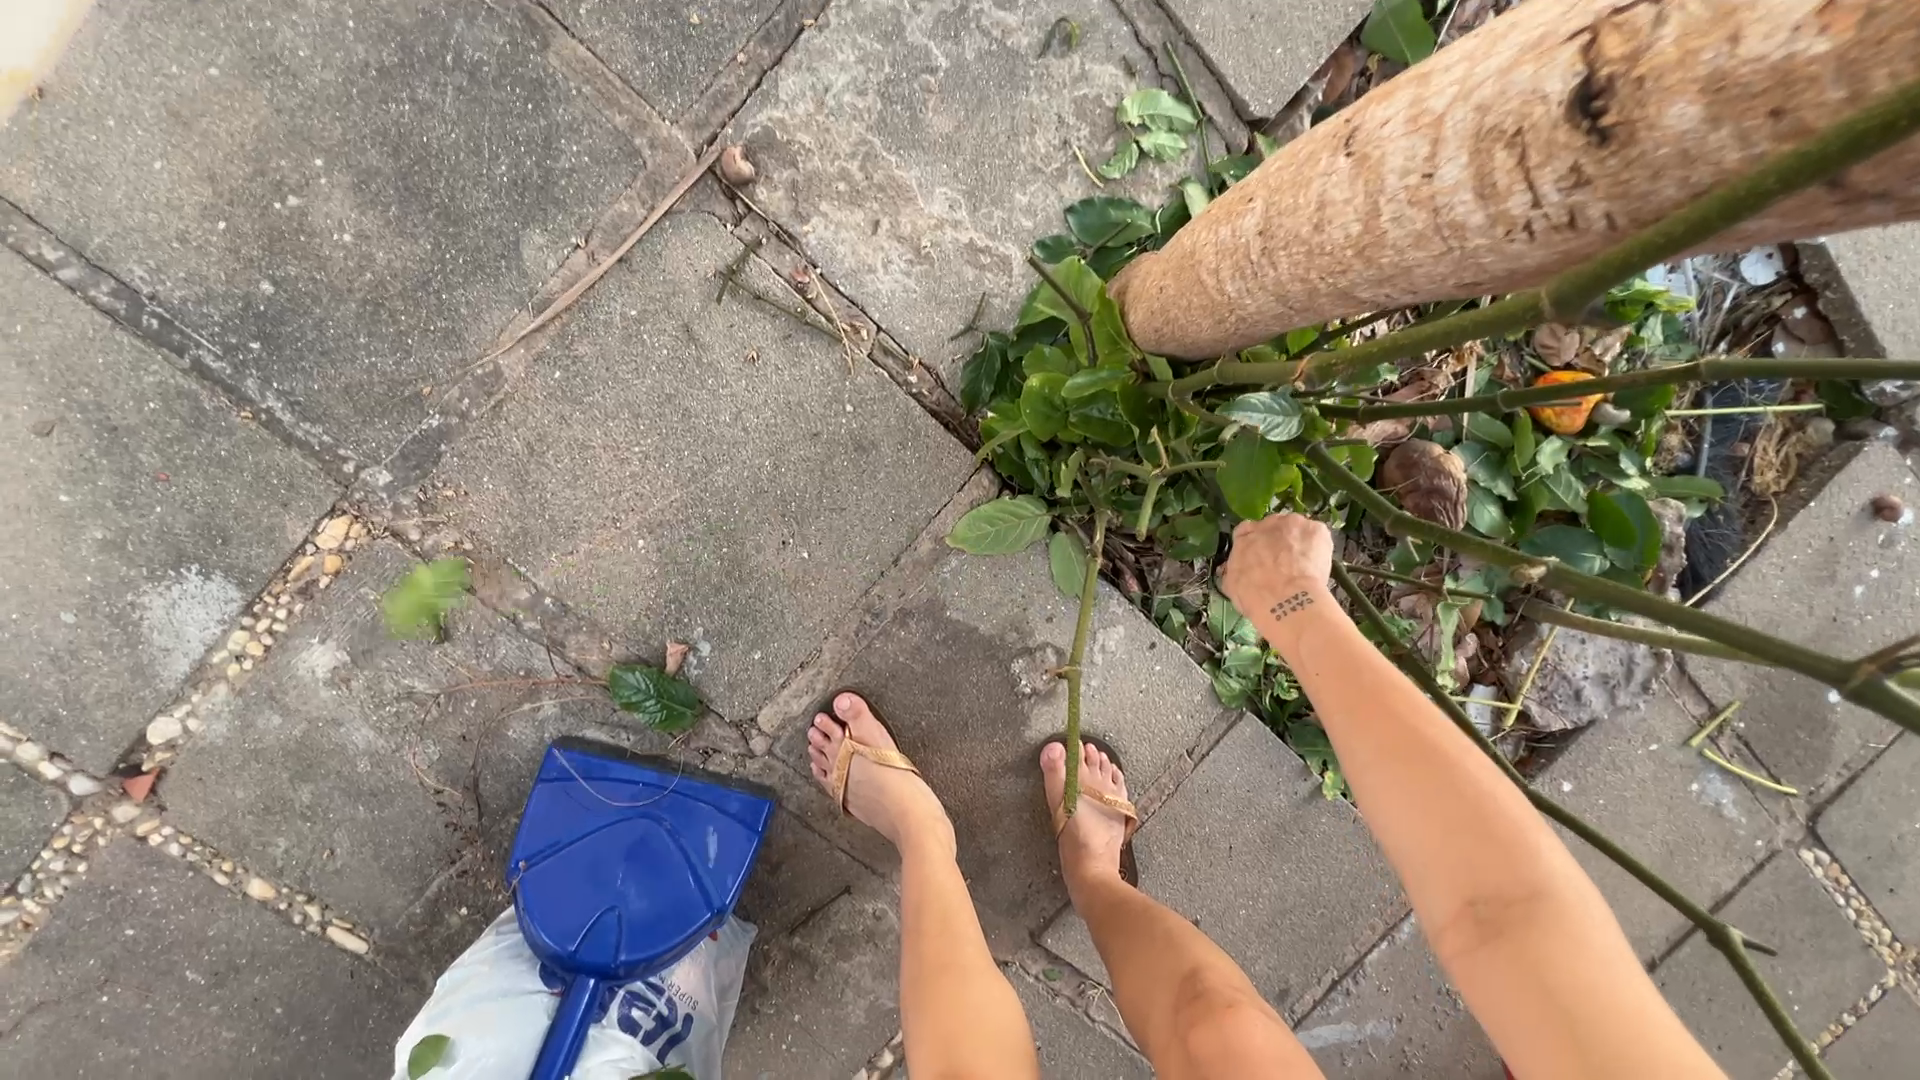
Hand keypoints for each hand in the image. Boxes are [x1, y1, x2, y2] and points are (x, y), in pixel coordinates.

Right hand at [1221, 514, 1333, 622]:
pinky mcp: (1317, 529)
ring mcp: (1294, 523)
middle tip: (1284, 562)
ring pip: (1297, 530)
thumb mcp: (1232, 584)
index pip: (1246, 530)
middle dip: (1278, 541)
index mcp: (1244, 535)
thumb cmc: (1253, 595)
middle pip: (1274, 527)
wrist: (1284, 598)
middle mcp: (1268, 523)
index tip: (1260, 555)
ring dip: (1299, 542)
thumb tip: (1233, 571)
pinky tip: (1316, 565)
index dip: (1255, 543)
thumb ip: (1233, 570)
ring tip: (1304, 565)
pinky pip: (1318, 535)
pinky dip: (1318, 547)